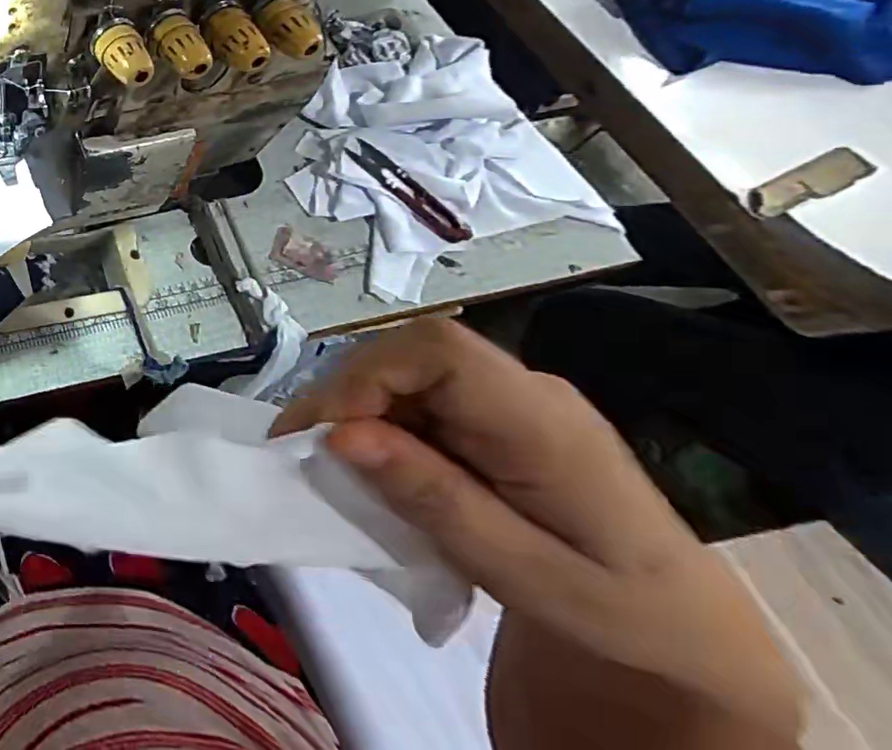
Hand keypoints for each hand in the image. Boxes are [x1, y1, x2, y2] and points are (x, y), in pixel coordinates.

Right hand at [273, 319, 799, 742]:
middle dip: (342, 397)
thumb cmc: (618, 613)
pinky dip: (370, 428)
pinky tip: (366, 469)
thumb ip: (439, 503)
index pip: (438, 352)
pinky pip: (409, 400)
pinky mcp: (483, 416)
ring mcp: (502, 400)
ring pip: (397, 374)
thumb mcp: (529, 578)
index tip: (326, 435)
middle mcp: (522, 392)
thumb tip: (342, 437)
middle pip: (405, 356)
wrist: (677, 628)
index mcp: (544, 425)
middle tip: (302, 452)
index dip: (365, 376)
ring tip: (325, 464)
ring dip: (349, 413)